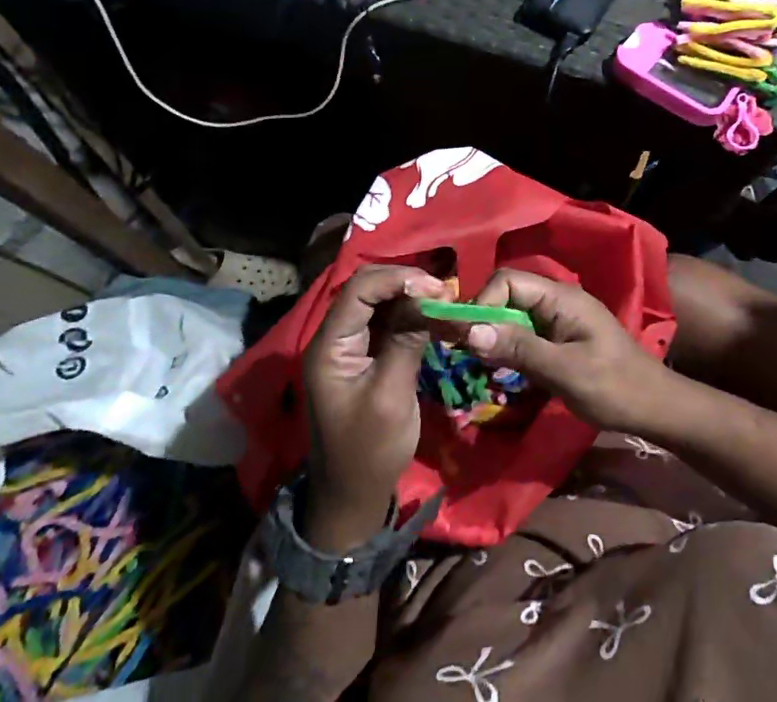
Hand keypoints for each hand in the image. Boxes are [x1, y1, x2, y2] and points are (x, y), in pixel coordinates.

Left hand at [301, 264, 446, 550]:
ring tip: (447, 304)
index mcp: (329, 345)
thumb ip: (406, 340)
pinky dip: (412, 317)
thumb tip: (428, 296)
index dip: (398, 279)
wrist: (352, 496)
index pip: (359, 289)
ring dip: (412, 299)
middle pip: (368, 290)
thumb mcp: (391, 395)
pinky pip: (388, 324)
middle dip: (407, 284)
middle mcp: (335, 338)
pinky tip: (437, 320)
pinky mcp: (365, 358)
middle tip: (446, 294)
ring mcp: (349, 348)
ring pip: (380, 304)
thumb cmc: (369, 451)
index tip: (438, 289)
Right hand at [460, 269, 674, 433]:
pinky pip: (522, 334)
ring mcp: (558, 319)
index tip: (470, 338)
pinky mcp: (558, 339)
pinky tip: (500, 369)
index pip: (507, 281)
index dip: (483, 303)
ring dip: (493, 336)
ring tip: (479, 363)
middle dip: (483, 320)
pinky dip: (507, 348)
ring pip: (511, 316)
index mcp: (561, 297)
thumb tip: (470, 331)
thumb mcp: (564, 371)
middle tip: (466, 353)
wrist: (654, 408)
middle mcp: (556, 300)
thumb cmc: (614, 388)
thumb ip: (519, 349)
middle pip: (506, 296)